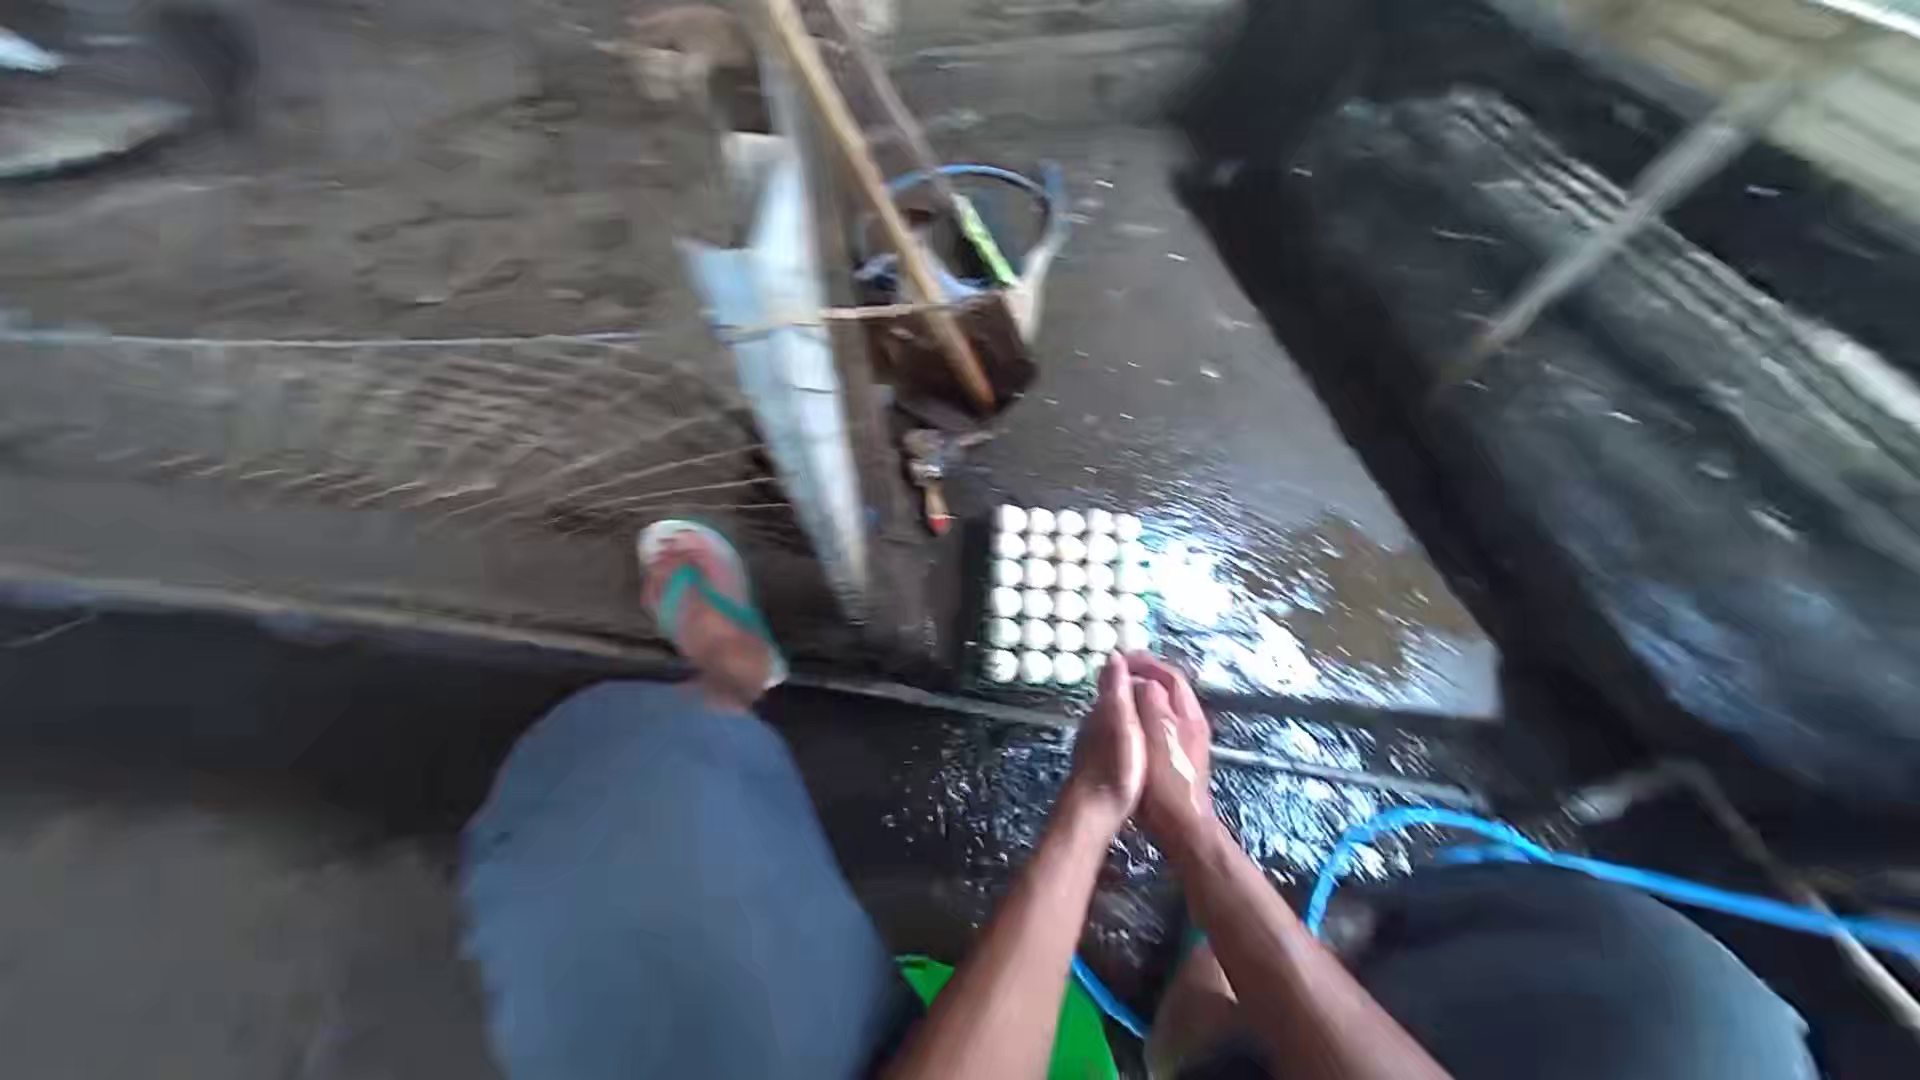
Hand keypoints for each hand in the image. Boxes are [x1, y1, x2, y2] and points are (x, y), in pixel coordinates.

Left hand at [1062, 653, 1147, 835]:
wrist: (1094, 811)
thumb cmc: (1116, 766)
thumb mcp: (1122, 724)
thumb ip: (1118, 691)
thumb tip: (1115, 655)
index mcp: (1102, 710)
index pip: (1114, 680)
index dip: (1131, 670)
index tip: (1152, 666)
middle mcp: (1093, 722)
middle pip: (1113, 697)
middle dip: (1131, 688)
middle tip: (1157, 687)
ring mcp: (1092, 742)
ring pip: (1112, 717)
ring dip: (1128, 710)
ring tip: (1152, 711)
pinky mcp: (1096, 761)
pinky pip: (1113, 735)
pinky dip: (1126, 730)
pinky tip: (1136, 740)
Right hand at [1126, 651, 1214, 854]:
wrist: (1180, 825)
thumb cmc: (1165, 778)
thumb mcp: (1154, 732)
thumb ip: (1148, 700)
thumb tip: (1137, 678)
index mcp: (1187, 713)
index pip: (1168, 674)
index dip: (1144, 663)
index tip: (1119, 660)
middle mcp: (1190, 721)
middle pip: (1166, 688)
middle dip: (1141, 677)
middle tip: (1113, 675)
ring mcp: (1185, 740)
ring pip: (1160, 705)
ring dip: (1138, 695)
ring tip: (1114, 695)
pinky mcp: (1175, 756)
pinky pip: (1156, 722)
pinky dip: (1139, 714)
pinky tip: (1123, 723)